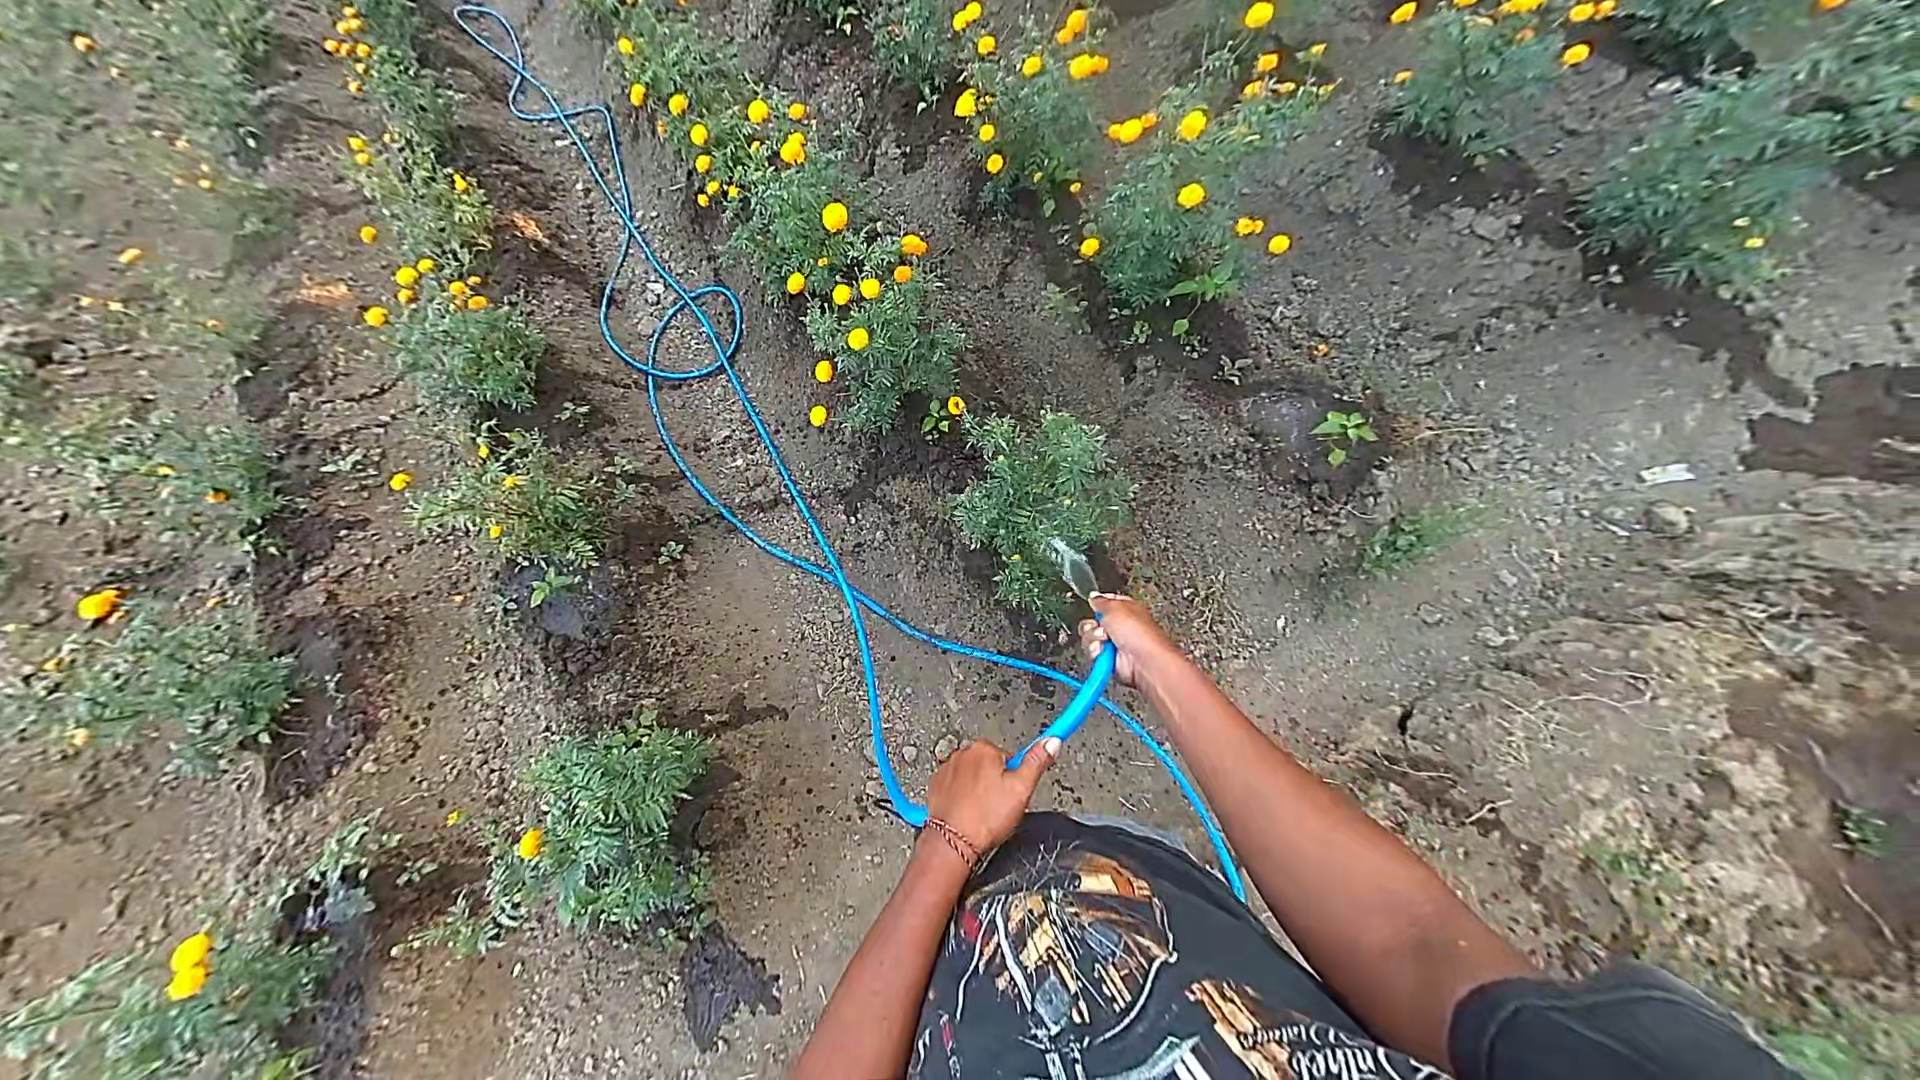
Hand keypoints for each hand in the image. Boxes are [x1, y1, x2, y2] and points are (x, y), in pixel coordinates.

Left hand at [924, 738, 1057, 854]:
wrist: (953, 841)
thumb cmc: (985, 817)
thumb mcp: (1022, 789)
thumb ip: (1037, 761)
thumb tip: (1051, 742)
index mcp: (984, 749)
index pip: (1009, 756)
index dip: (1014, 778)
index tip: (1011, 791)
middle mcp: (963, 753)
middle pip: (990, 765)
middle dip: (996, 783)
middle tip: (999, 805)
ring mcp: (947, 769)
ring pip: (972, 776)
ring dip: (978, 789)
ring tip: (983, 810)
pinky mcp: (937, 785)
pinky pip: (955, 786)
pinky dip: (962, 796)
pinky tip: (968, 811)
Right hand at [1078, 592, 1182, 688]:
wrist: (1143, 660)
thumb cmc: (1138, 633)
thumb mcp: (1114, 607)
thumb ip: (1100, 601)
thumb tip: (1093, 596)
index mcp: (1125, 609)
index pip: (1105, 602)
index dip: (1097, 605)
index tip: (1094, 606)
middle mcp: (1119, 626)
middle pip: (1092, 622)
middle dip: (1092, 626)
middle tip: (1102, 629)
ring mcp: (1114, 643)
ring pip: (1089, 638)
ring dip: (1093, 639)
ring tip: (1105, 641)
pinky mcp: (1109, 659)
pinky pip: (1092, 653)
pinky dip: (1095, 652)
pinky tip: (1104, 652)